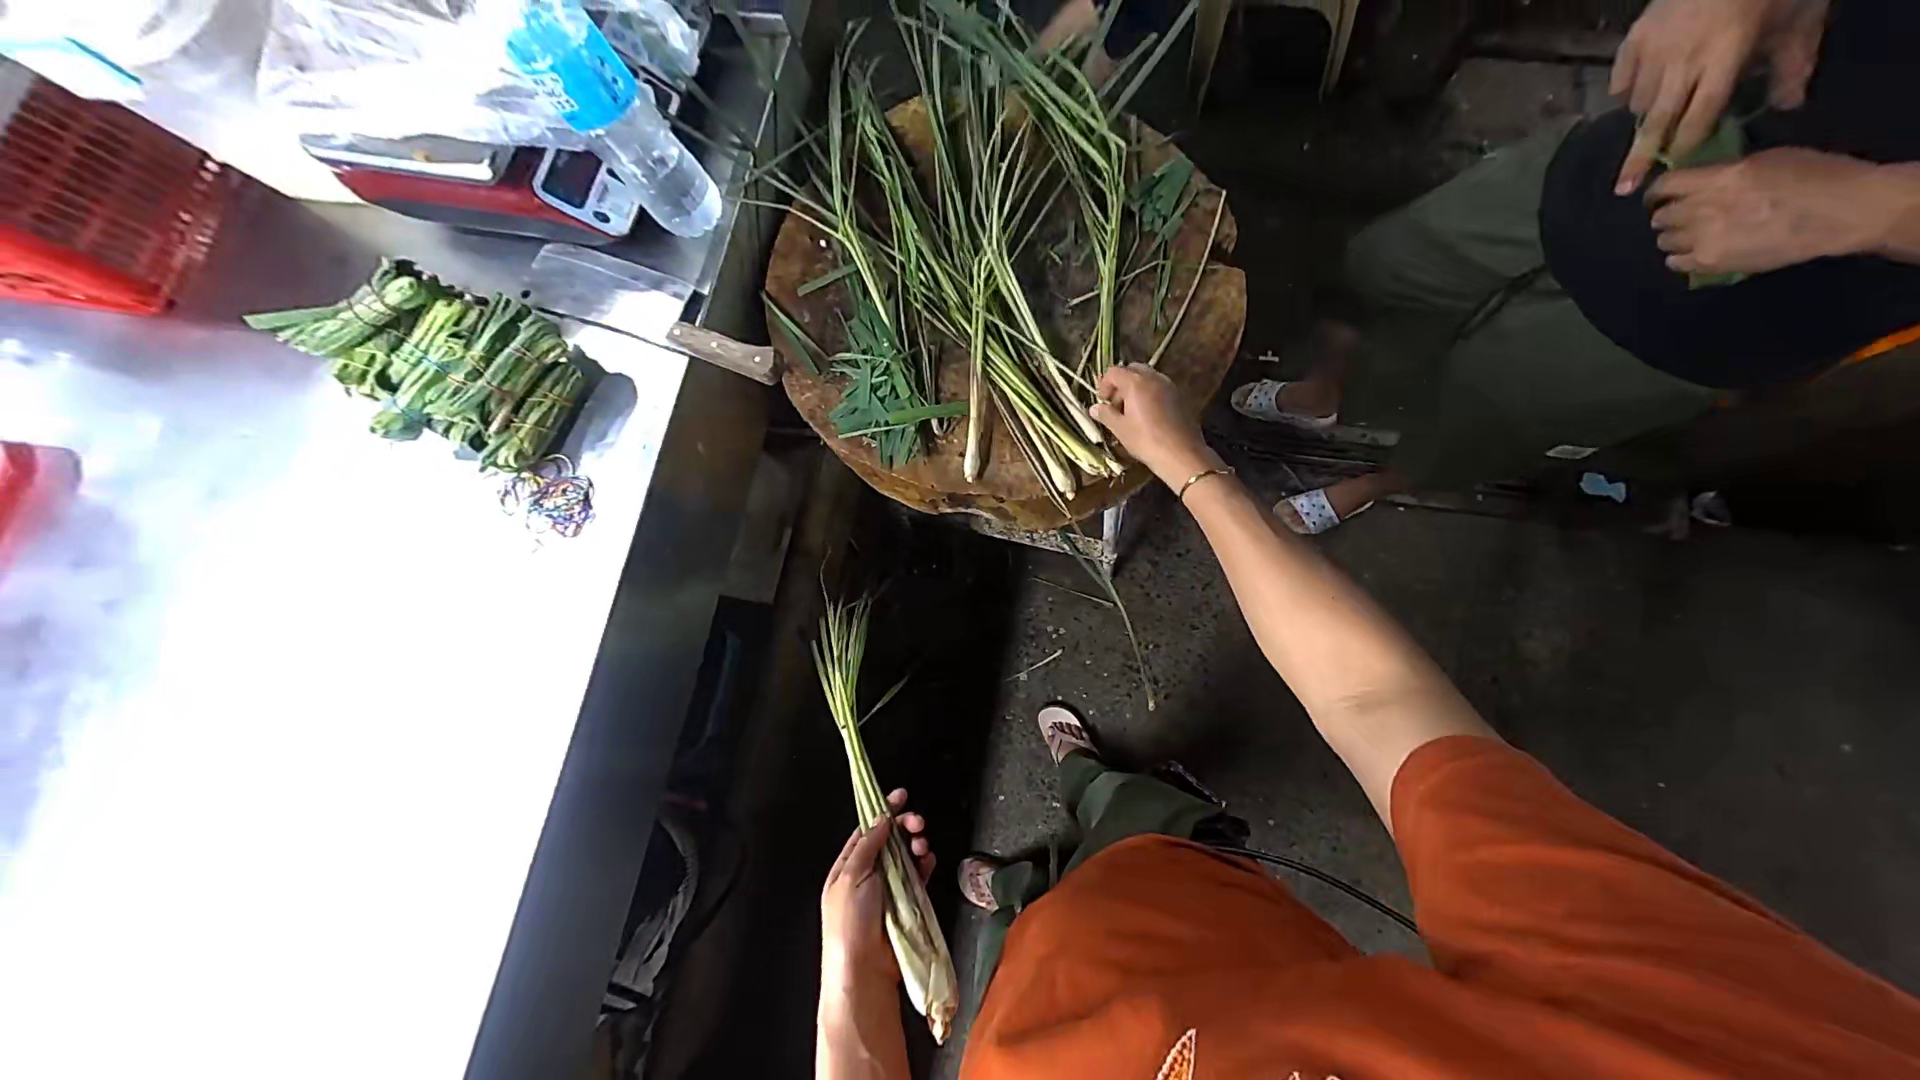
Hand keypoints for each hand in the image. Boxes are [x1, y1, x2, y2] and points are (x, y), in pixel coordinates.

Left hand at [820, 789, 932, 995]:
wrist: (864, 972)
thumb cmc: (850, 922)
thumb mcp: (852, 876)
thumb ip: (868, 845)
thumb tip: (881, 818)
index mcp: (847, 866)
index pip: (867, 830)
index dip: (883, 811)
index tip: (900, 796)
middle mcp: (868, 874)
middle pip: (889, 840)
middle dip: (904, 827)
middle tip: (917, 822)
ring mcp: (888, 889)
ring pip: (906, 856)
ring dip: (915, 844)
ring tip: (921, 845)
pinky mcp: (906, 904)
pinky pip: (918, 877)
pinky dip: (924, 865)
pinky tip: (928, 859)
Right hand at [1088, 364, 1222, 491]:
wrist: (1181, 454)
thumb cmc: (1145, 440)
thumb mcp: (1120, 429)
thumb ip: (1106, 414)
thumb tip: (1095, 408)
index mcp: (1136, 383)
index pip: (1114, 372)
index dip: (1104, 384)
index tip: (1102, 401)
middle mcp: (1154, 378)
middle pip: (1132, 370)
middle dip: (1121, 383)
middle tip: (1114, 403)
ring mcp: (1170, 386)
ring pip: (1148, 378)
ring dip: (1135, 388)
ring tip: (1130, 410)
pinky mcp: (1180, 397)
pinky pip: (1160, 388)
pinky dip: (1149, 394)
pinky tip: (1147, 415)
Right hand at [1611, 0, 1828, 194]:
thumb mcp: (1801, 18)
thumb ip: (1794, 61)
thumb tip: (1788, 105)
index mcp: (1726, 54)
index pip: (1700, 112)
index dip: (1687, 142)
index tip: (1674, 166)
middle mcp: (1682, 59)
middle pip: (1657, 119)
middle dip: (1640, 156)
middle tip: (1623, 187)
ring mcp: (1653, 49)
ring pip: (1640, 101)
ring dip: (1647, 113)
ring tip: (1656, 114)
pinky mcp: (1634, 39)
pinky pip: (1622, 79)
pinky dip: (1627, 89)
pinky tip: (1640, 87)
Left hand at [1648, 147, 1897, 274]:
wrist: (1848, 212)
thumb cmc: (1819, 178)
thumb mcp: (1772, 159)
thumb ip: (1726, 171)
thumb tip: (1696, 182)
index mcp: (1721, 179)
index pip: (1665, 185)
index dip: (1656, 192)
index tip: (1657, 196)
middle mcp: (1704, 208)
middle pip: (1661, 216)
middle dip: (1669, 215)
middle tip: (1685, 215)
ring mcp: (1703, 238)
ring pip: (1664, 240)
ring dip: (1676, 236)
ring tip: (1697, 233)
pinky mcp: (1709, 261)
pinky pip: (1673, 262)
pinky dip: (1682, 256)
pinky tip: (1700, 250)